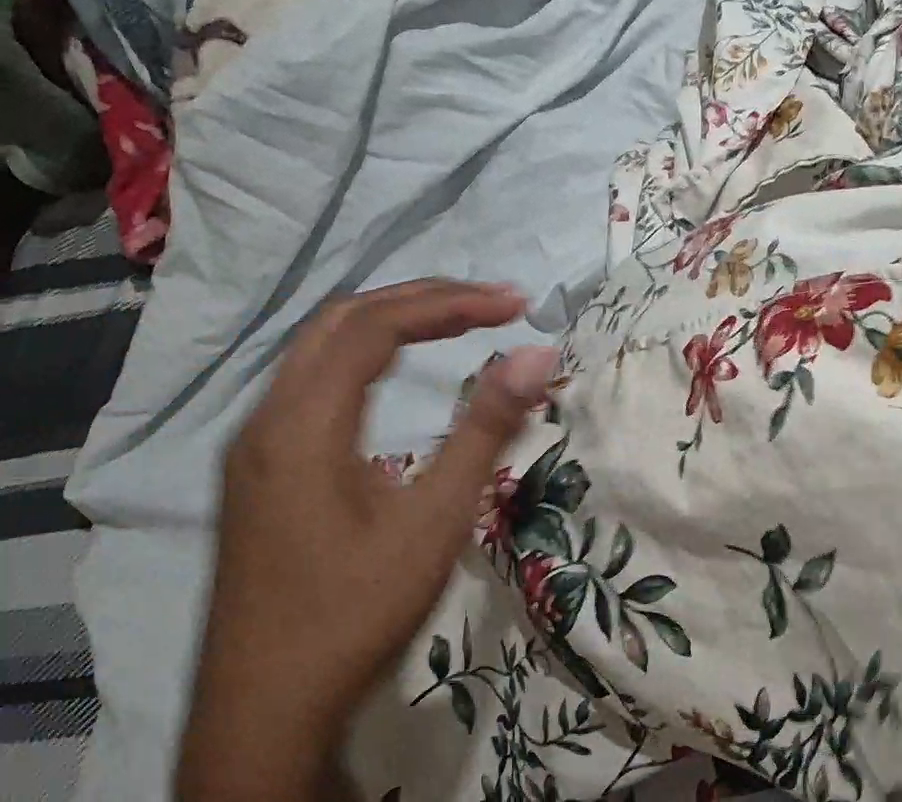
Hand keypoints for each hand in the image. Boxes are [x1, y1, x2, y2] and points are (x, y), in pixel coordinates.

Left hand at [176, 280, 558, 801]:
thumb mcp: (436, 518)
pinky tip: (404, 375)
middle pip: (340, 323)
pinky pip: (315, 382)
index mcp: (302, 426)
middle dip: (424, 299)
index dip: (451, 302)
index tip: (520, 304)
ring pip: (321, 351)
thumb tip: (539, 353)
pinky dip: (370, 356)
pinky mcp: (263, 472)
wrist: (266, 707)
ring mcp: (256, 449)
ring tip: (465, 323)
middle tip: (497, 303)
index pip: (375, 326)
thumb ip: (486, 429)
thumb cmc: (356, 609)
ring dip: (395, 323)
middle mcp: (267, 422)